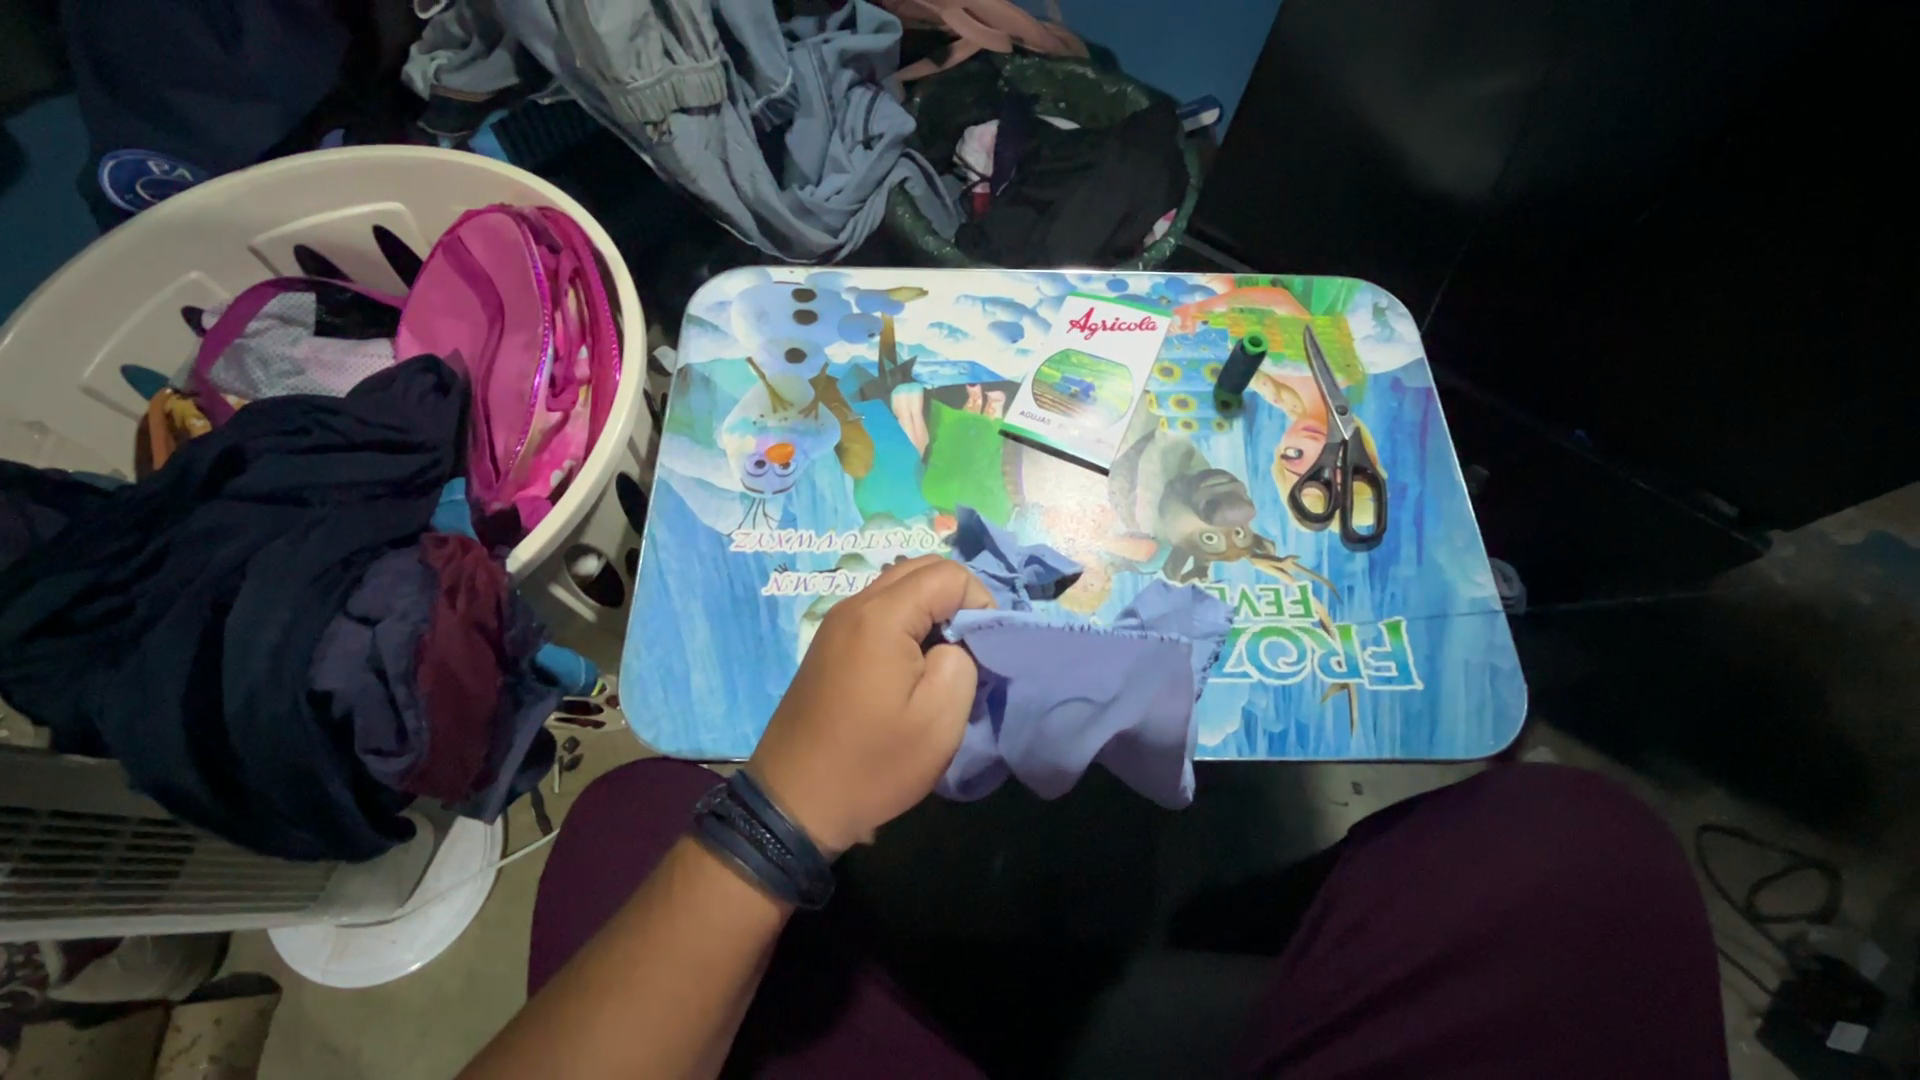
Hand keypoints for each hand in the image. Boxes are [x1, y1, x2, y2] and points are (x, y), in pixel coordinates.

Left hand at [749, 556, 993, 854]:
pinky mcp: (829, 645)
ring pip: (897, 588)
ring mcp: (835, 624)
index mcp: (881, 616)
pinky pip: (877, 612)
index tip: (985, 648)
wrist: (795, 803)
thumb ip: (963, 661)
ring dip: (930, 611)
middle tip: (971, 648)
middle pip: (919, 569)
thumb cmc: (872, 763)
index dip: (980, 602)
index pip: (948, 573)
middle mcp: (854, 605)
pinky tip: (912, 668)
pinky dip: (905, 624)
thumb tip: (956, 641)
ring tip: (944, 659)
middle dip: (956, 598)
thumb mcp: (940, 719)